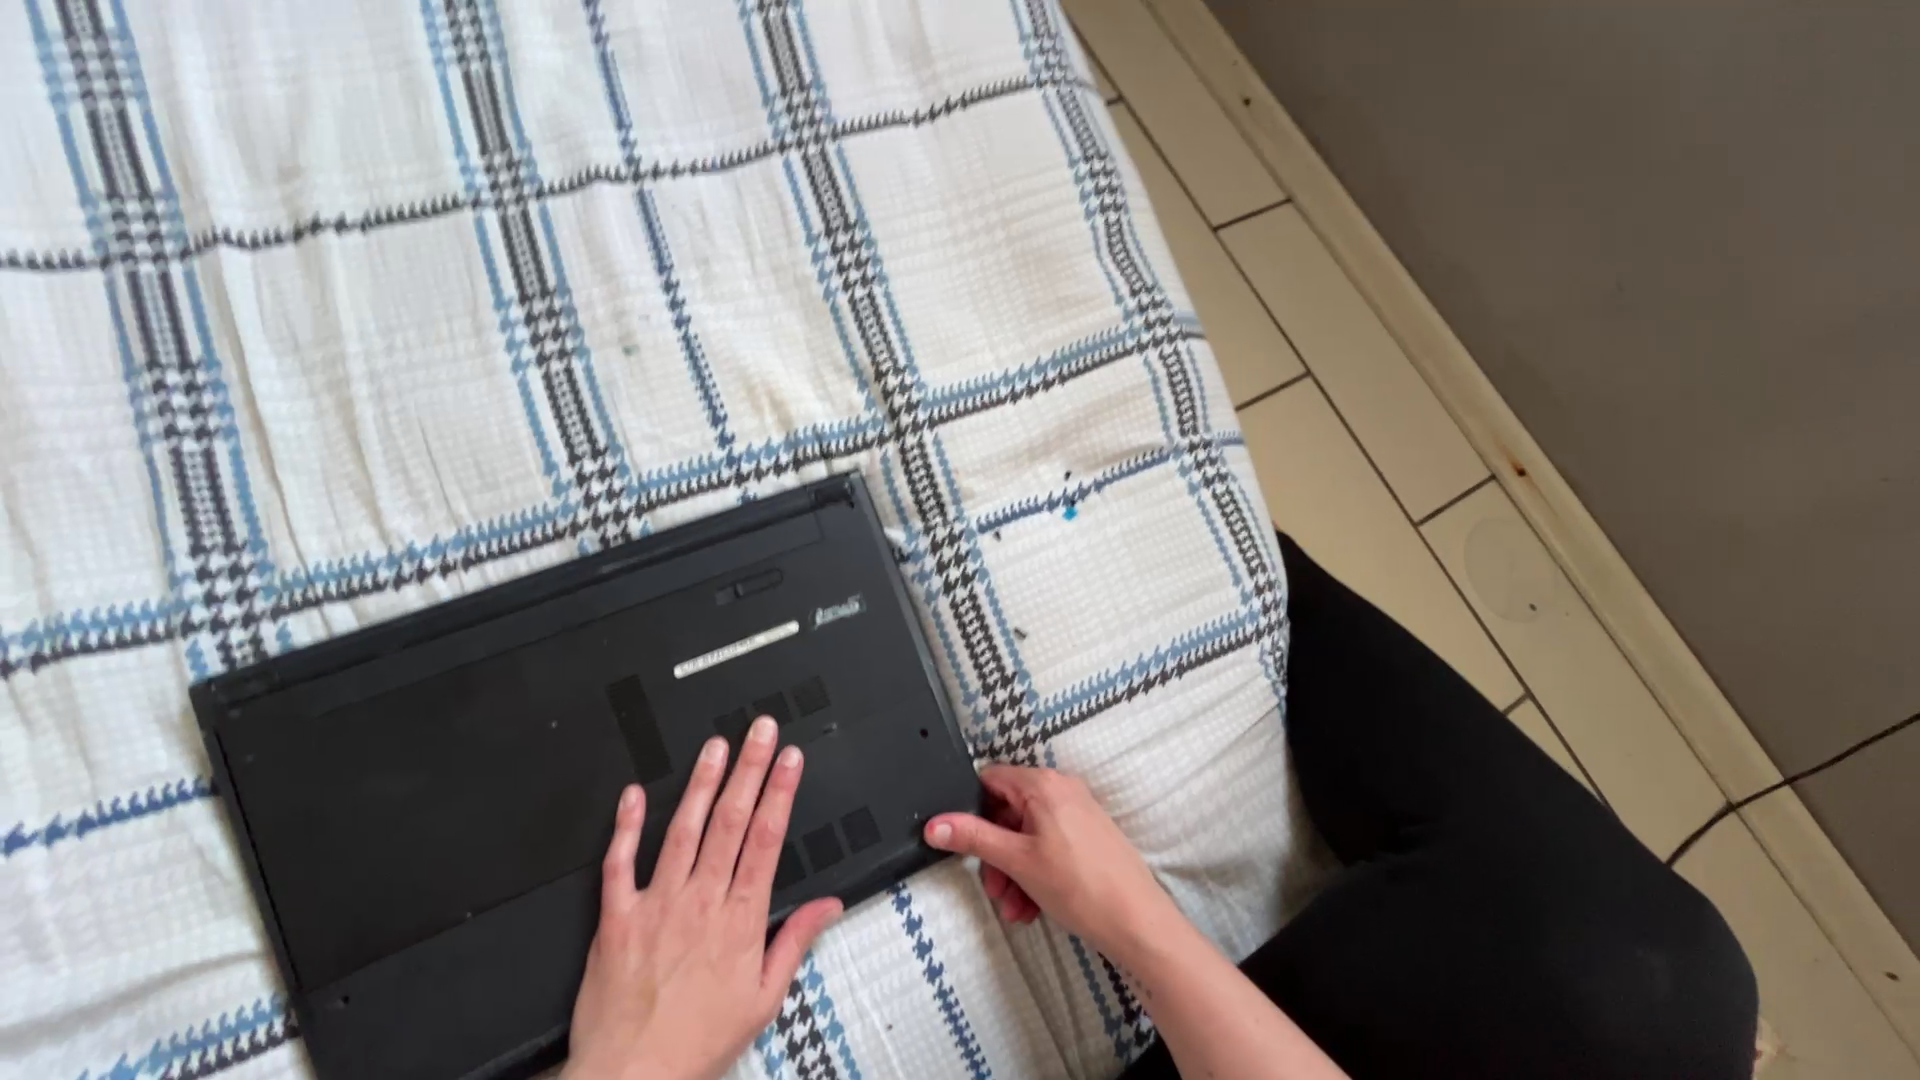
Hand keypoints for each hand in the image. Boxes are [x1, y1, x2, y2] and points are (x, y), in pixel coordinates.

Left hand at [562, 717, 843, 1079]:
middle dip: (749, 769)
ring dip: (702, 784)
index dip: (780, 791)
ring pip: (683, 830)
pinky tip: (634, 795)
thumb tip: (828, 905)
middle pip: (731, 821)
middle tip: (759, 731)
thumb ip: (796, 942)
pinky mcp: (616, 918)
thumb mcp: (764, 999)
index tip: (789, 759)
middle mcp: (700, 901)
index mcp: (739, 918)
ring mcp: (657, 904)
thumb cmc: (696, 1042)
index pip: (767, 838)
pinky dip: (626, 827)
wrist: (631, 1078)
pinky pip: (619, 863)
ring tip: (715, 747)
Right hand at [923, 765, 1178, 964]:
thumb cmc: (1080, 886)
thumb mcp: (1017, 861)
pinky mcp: (1088, 836)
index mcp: (1043, 784)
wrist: (1137, 923)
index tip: (966, 842)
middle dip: (995, 854)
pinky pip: (1049, 846)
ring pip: (1028, 835)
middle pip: (1009, 812)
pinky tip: (1031, 909)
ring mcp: (1078, 812)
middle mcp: (1062, 789)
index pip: (991, 780)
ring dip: (1013, 872)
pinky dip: (1035, 874)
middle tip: (993, 889)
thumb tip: (934, 824)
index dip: (973, 810)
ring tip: (1014, 910)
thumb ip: (973, 838)